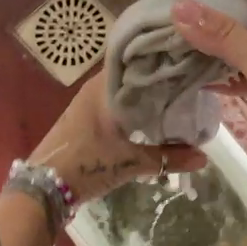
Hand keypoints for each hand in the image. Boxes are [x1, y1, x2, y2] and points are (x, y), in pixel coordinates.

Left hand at [27, 68, 207, 204]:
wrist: (42, 188)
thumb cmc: (86, 164)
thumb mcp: (130, 162)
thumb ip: (168, 158)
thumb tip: (204, 157)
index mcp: (104, 86)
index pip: (136, 58)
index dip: (159, 57)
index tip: (184, 57)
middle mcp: (95, 88)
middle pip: (131, 75)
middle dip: (157, 78)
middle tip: (187, 79)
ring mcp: (87, 104)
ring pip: (123, 90)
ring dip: (144, 94)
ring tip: (175, 97)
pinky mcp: (84, 119)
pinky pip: (114, 104)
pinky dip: (132, 107)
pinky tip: (150, 117)